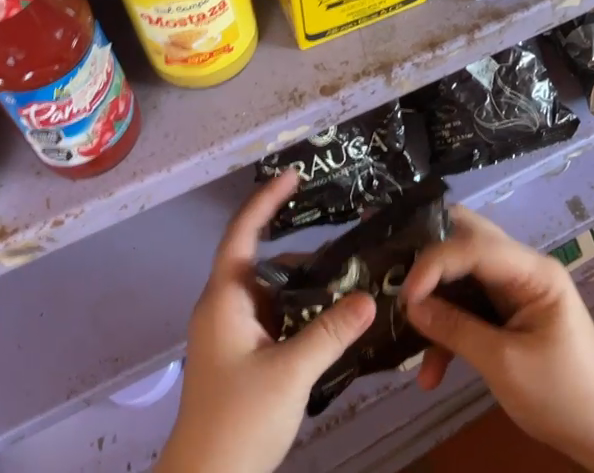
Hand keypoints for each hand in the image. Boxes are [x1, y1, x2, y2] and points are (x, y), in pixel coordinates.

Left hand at [157, 170, 376, 472]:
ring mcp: (230, 335)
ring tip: (348, 284)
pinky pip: (272, 321)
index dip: (266, 200)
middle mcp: (223, 308)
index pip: (242, 233)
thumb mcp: (290, 373)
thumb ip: (329, 333)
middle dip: (300, 254)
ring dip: (303, 290)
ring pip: (270, 296)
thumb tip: (370, 298)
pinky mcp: (240, 358)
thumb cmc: (239, 419)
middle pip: (261, 264)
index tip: (293, 175)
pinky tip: (330, 324)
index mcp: (224, 299)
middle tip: (345, 246)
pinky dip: (298, 315)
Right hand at [401, 207, 593, 467]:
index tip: (406, 295)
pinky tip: (430, 372)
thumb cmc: (566, 396)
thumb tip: (410, 305)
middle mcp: (521, 269)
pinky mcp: (505, 315)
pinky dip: (446, 333)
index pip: (473, 244)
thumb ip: (456, 329)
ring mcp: (513, 290)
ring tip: (404, 331)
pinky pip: (466, 308)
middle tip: (392, 276)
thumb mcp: (505, 365)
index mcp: (532, 271)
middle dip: (426, 260)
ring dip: (433, 304)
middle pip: (464, 241)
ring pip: (459, 275)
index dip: (433, 263)